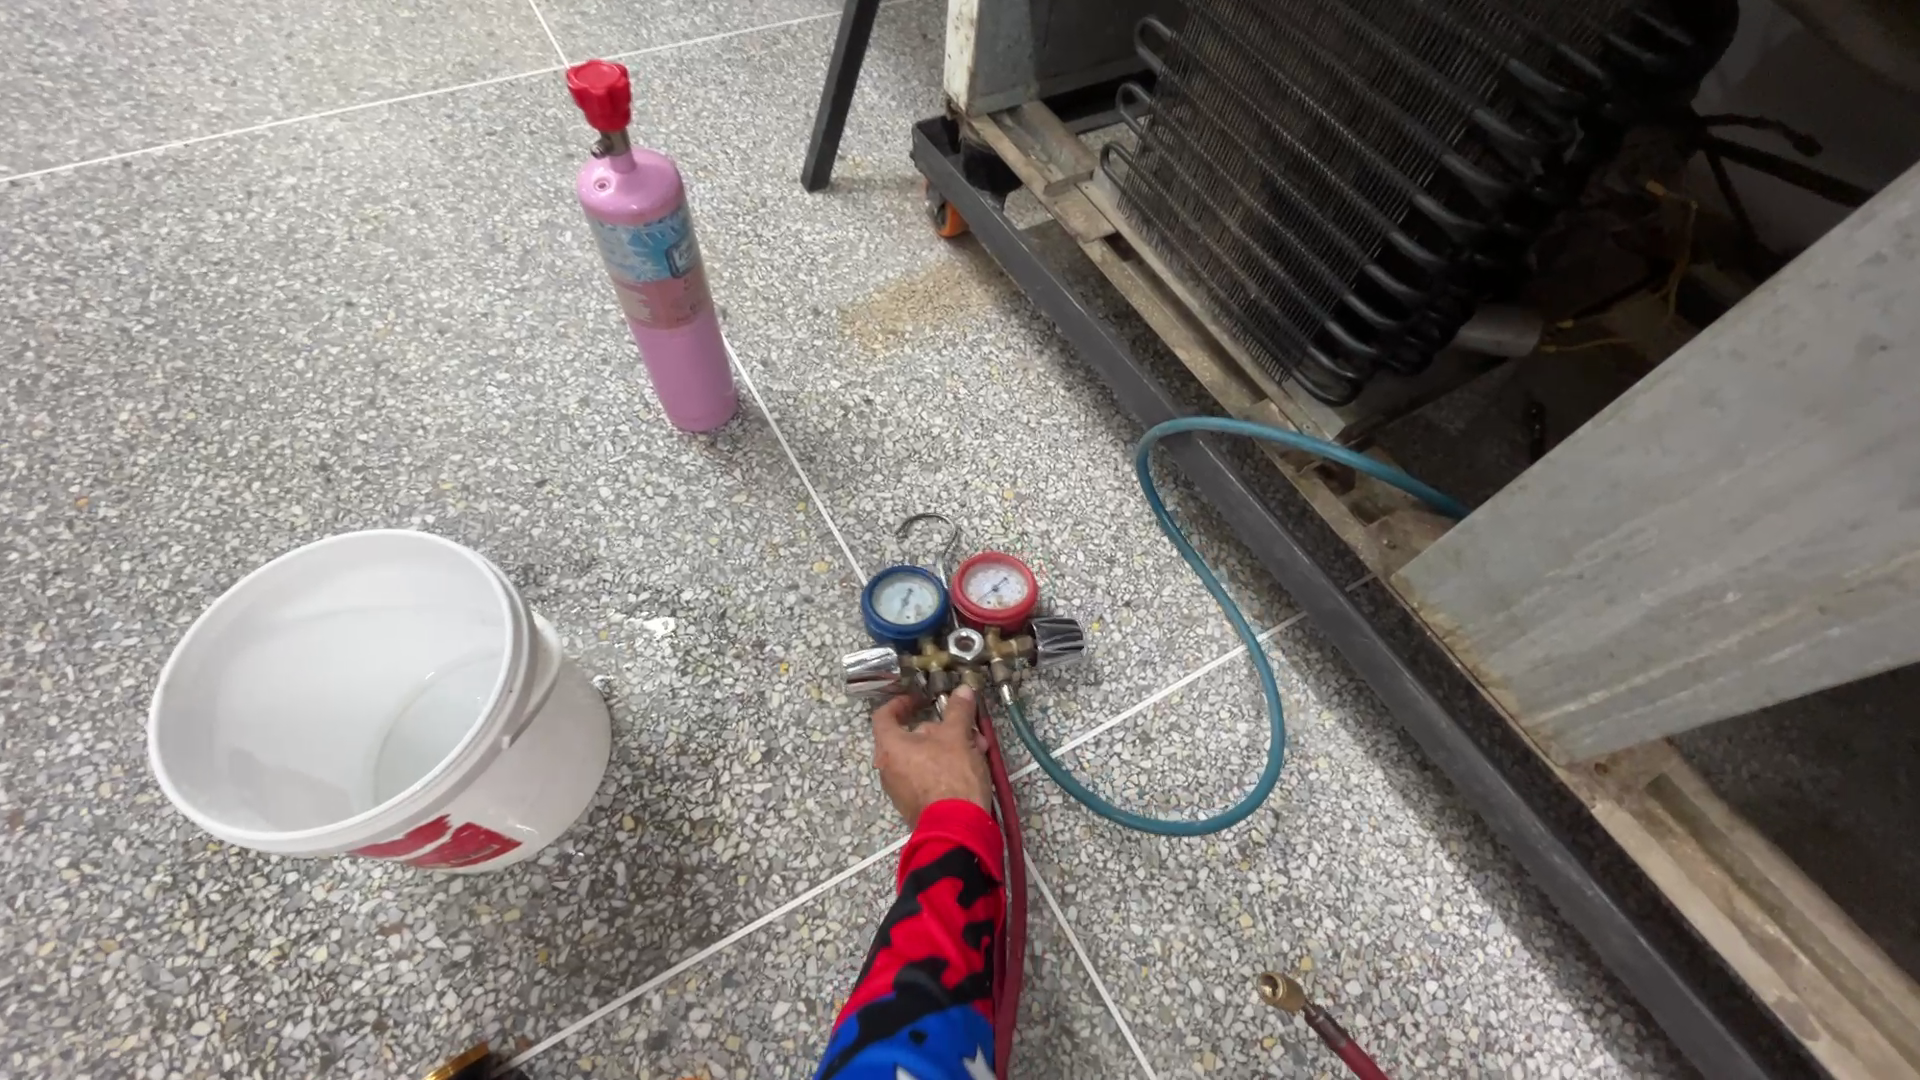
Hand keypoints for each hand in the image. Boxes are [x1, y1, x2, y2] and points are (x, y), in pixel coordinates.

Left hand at [870, 685, 992, 826]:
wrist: (957, 829)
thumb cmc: (951, 776)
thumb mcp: (957, 736)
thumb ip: (958, 710)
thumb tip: (962, 690)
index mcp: (889, 747)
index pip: (884, 715)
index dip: (901, 703)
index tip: (920, 699)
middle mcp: (888, 768)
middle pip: (910, 736)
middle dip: (941, 728)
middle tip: (965, 728)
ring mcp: (900, 789)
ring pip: (923, 757)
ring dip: (949, 747)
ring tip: (977, 748)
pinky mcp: (915, 805)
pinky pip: (927, 776)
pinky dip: (945, 767)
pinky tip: (973, 768)